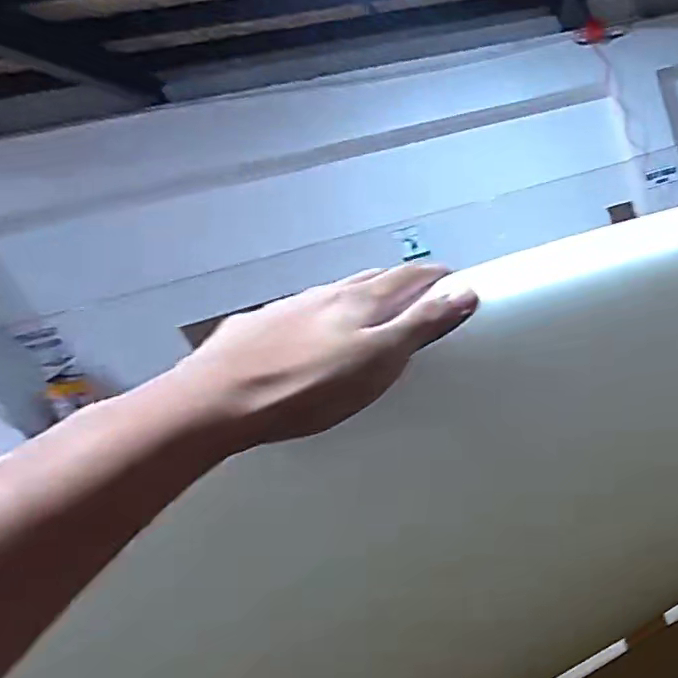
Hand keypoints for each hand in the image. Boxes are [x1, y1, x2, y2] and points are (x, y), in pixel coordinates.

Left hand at [158, 263, 477, 450]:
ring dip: (365, 296)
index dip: (437, 276)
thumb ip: (422, 324)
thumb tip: (463, 291)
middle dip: (405, 282)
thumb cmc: (309, 387)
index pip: (411, 275)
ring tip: (377, 313)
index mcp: (363, 300)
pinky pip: (306, 310)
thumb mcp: (380, 359)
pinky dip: (327, 314)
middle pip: (376, 278)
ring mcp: (290, 306)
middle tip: (424, 296)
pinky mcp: (259, 325)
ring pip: (339, 292)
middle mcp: (327, 293)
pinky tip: (318, 334)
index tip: (456, 281)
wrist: (214, 401)